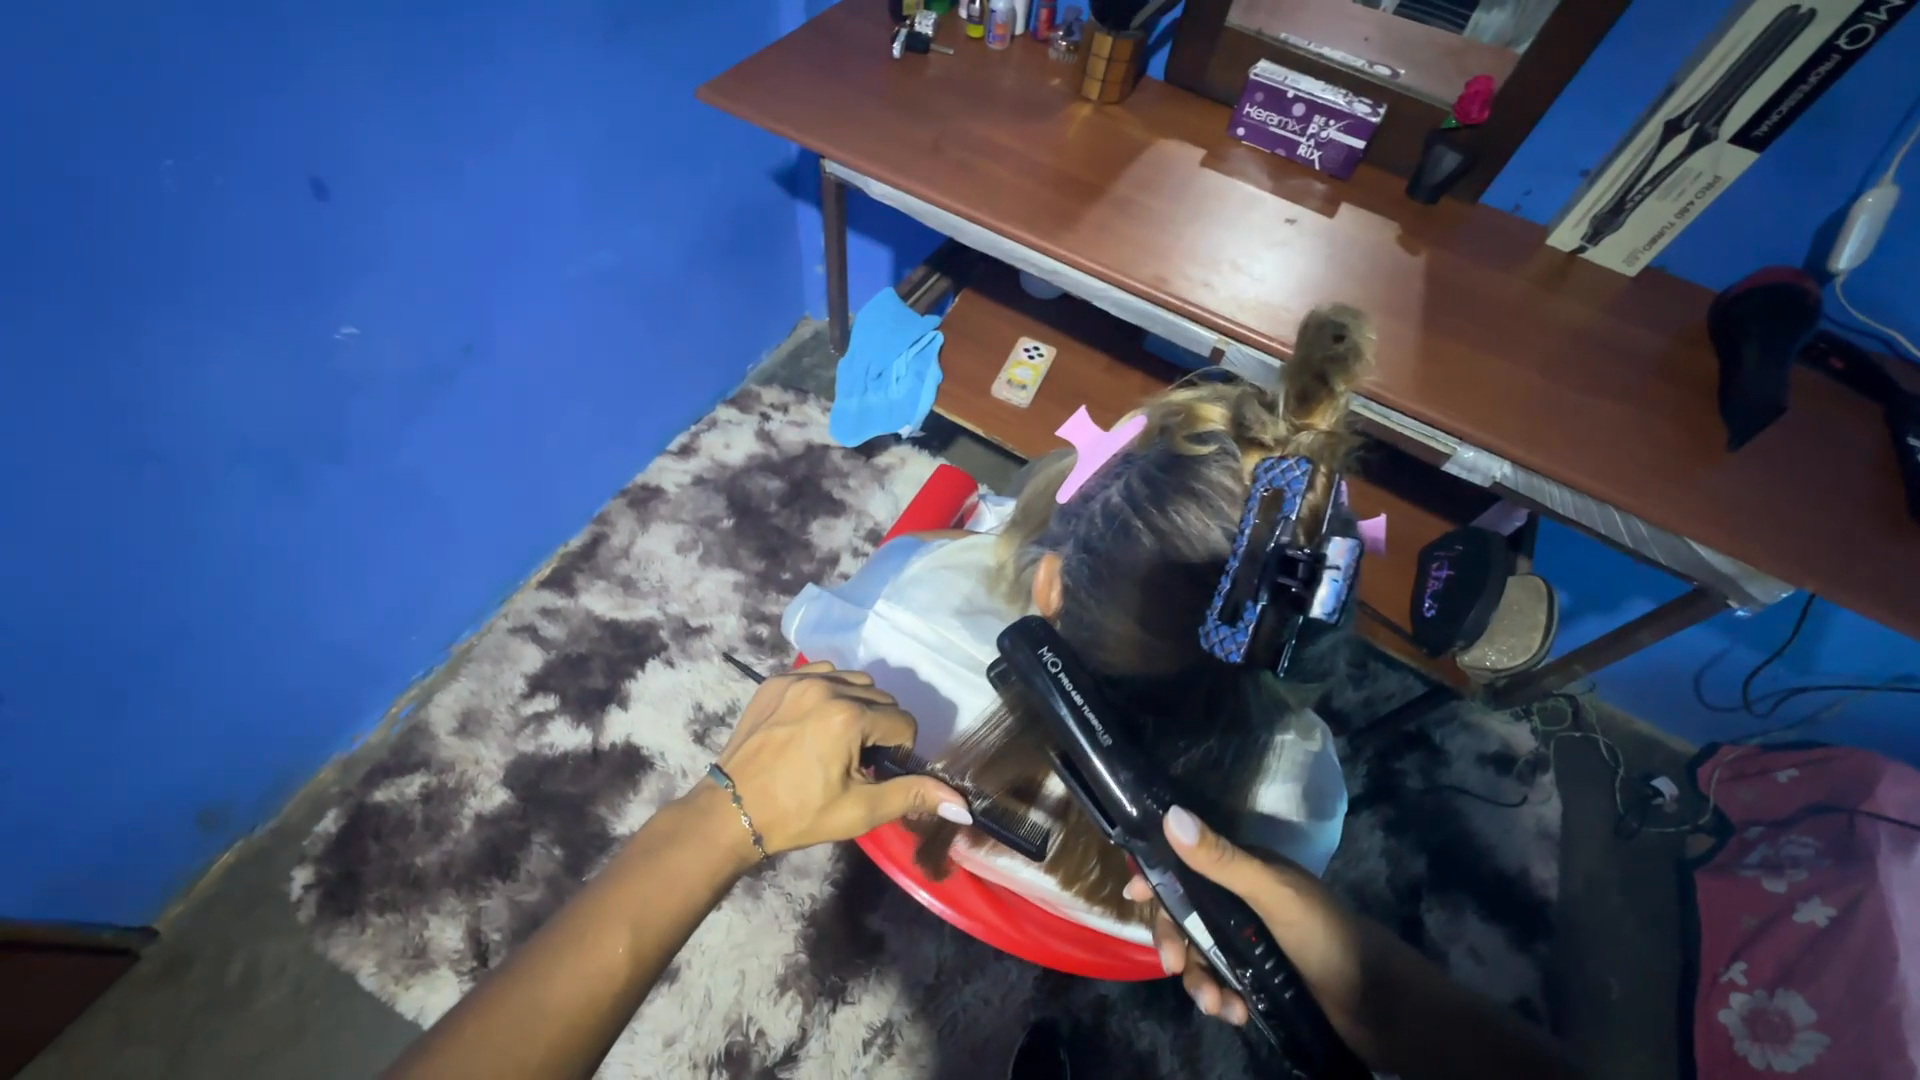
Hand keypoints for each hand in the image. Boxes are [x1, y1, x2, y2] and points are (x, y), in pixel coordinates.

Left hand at [711, 662, 970, 856]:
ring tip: (836, 739)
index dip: (896, 751)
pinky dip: (827, 691)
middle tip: (854, 760)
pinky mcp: (775, 680)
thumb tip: (962, 803)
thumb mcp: (859, 811)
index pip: (903, 723)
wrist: (730, 812)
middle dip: (878, 727)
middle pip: (880, 698)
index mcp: (849, 717)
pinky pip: (820, 673)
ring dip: (856, 705)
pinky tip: (814, 721)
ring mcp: (796, 679)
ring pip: (853, 681)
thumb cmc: (798, 815)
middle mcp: (826, 686)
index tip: (872, 773)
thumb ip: (911, 796)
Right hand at [1123, 806, 1365, 1033]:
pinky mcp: (1259, 977)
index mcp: (1245, 869)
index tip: (1133, 896)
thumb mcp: (1271, 893)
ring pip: (1202, 953)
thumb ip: (1222, 859)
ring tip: (1216, 1005)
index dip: (1158, 878)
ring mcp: (1251, 940)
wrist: (1383, 1007)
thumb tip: (1169, 814)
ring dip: (1199, 979)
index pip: (1187, 864)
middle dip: (1176, 940)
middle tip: (1174, 966)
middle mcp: (1242, 900)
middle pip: (1187, 914)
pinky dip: (1221, 998)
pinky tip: (1234, 1013)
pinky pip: (1221, 982)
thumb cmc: (1326, 936)